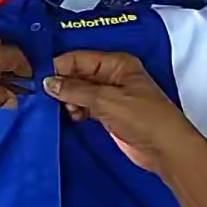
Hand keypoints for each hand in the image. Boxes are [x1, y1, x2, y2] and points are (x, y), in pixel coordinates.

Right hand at [43, 51, 206, 173]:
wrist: (166, 149)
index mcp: (117, 63)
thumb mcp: (106, 100)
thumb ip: (75, 90)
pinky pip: (86, 105)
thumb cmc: (143, 118)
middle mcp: (113, 75)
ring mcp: (112, 95)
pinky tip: (71, 116)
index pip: (81, 58)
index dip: (60, 66)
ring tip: (64, 109)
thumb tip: (49, 83)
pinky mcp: (109, 113)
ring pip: (81, 91)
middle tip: (46, 96)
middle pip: (79, 73)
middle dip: (63, 83)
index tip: (40, 78)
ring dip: (69, 99)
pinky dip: (76, 109)